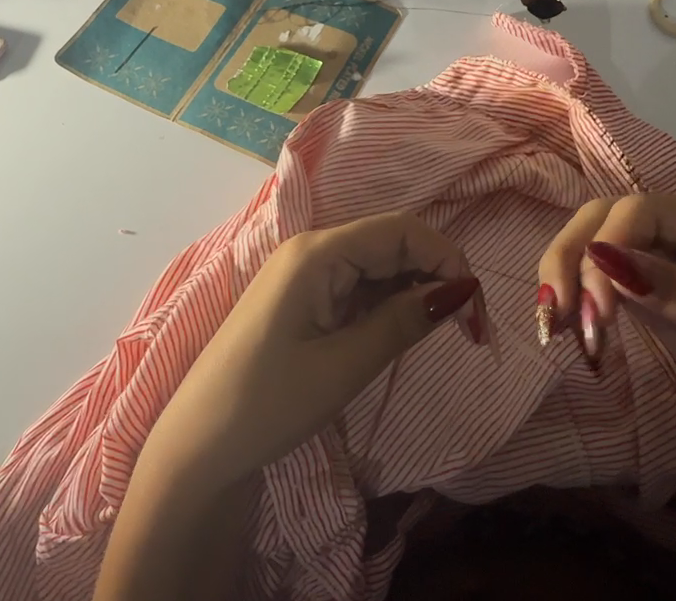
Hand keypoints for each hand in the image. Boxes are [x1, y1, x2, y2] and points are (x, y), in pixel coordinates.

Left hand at [137, 212, 485, 492]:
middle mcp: (310, 250)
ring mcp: (303, 274)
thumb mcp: (344, 365)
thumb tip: (461, 289)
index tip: (477, 309)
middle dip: (436, 275)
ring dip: (414, 292)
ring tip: (446, 334)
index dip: (447, 258)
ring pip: (376, 266)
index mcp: (317, 252)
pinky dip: (387, 304)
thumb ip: (403, 321)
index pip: (401, 230)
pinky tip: (404, 331)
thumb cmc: (268, 403)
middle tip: (471, 331)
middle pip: (390, 243)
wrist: (198, 446)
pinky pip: (356, 287)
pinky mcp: (301, 299)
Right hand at [538, 194, 675, 477]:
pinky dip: (580, 295)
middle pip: (611, 217)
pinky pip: (605, 275)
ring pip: (599, 241)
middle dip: (576, 257)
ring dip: (569, 275)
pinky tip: (568, 326)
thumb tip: (606, 260)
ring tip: (557, 326)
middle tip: (557, 317)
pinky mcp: (659, 287)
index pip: (645, 210)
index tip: (591, 312)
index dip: (605, 247)